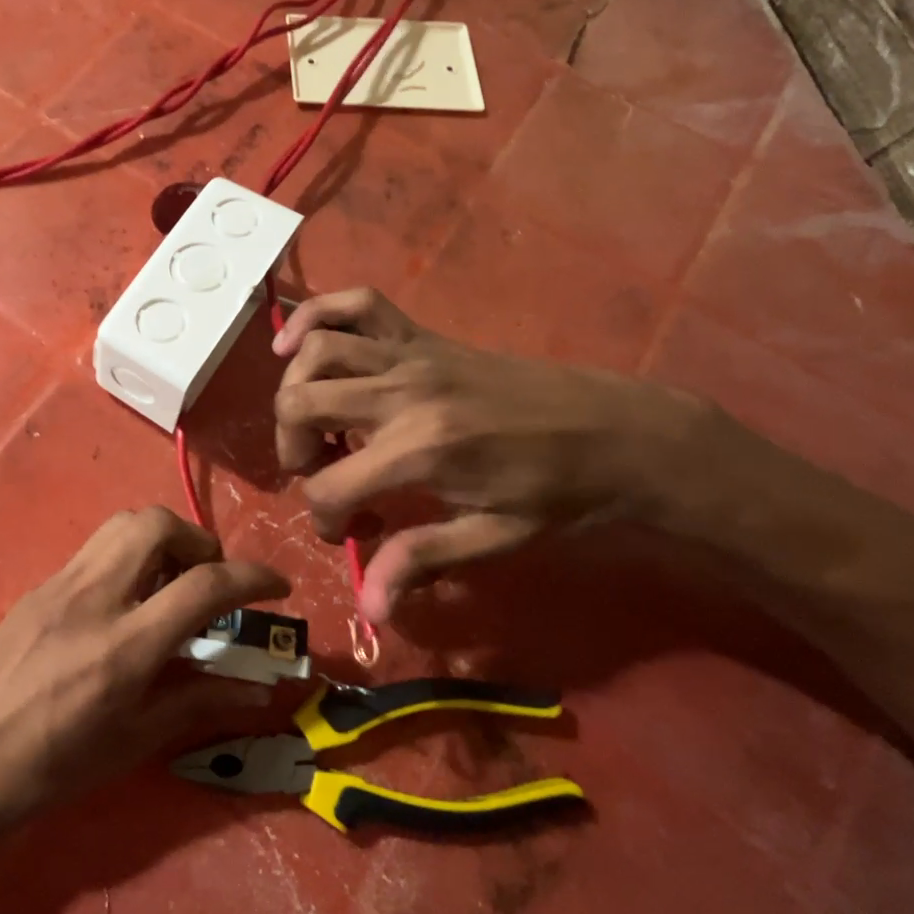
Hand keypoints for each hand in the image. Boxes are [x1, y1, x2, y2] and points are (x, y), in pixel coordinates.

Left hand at [0, 507, 289, 827]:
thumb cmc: (47, 768)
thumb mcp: (130, 742)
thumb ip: (195, 701)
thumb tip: (256, 687)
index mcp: (124, 647)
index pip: (204, 585)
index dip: (253, 577)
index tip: (277, 586)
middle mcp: (93, 599)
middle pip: (155, 524)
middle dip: (198, 540)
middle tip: (210, 578)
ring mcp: (58, 585)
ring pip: (120, 525)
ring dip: (159, 539)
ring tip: (170, 585)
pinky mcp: (36, 587)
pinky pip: (93, 551)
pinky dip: (125, 558)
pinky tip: (125, 604)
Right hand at [272, 288, 713, 621]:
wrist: (622, 434)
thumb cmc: (559, 495)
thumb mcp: (493, 537)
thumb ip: (419, 560)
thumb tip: (367, 611)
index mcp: (421, 451)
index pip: (329, 487)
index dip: (325, 520)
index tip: (351, 532)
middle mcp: (403, 393)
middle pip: (299, 405)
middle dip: (292, 450)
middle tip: (322, 471)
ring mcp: (412, 355)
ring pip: (316, 351)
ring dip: (295, 389)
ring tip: (314, 421)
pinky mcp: (424, 335)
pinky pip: (357, 303)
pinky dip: (317, 314)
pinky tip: (296, 343)